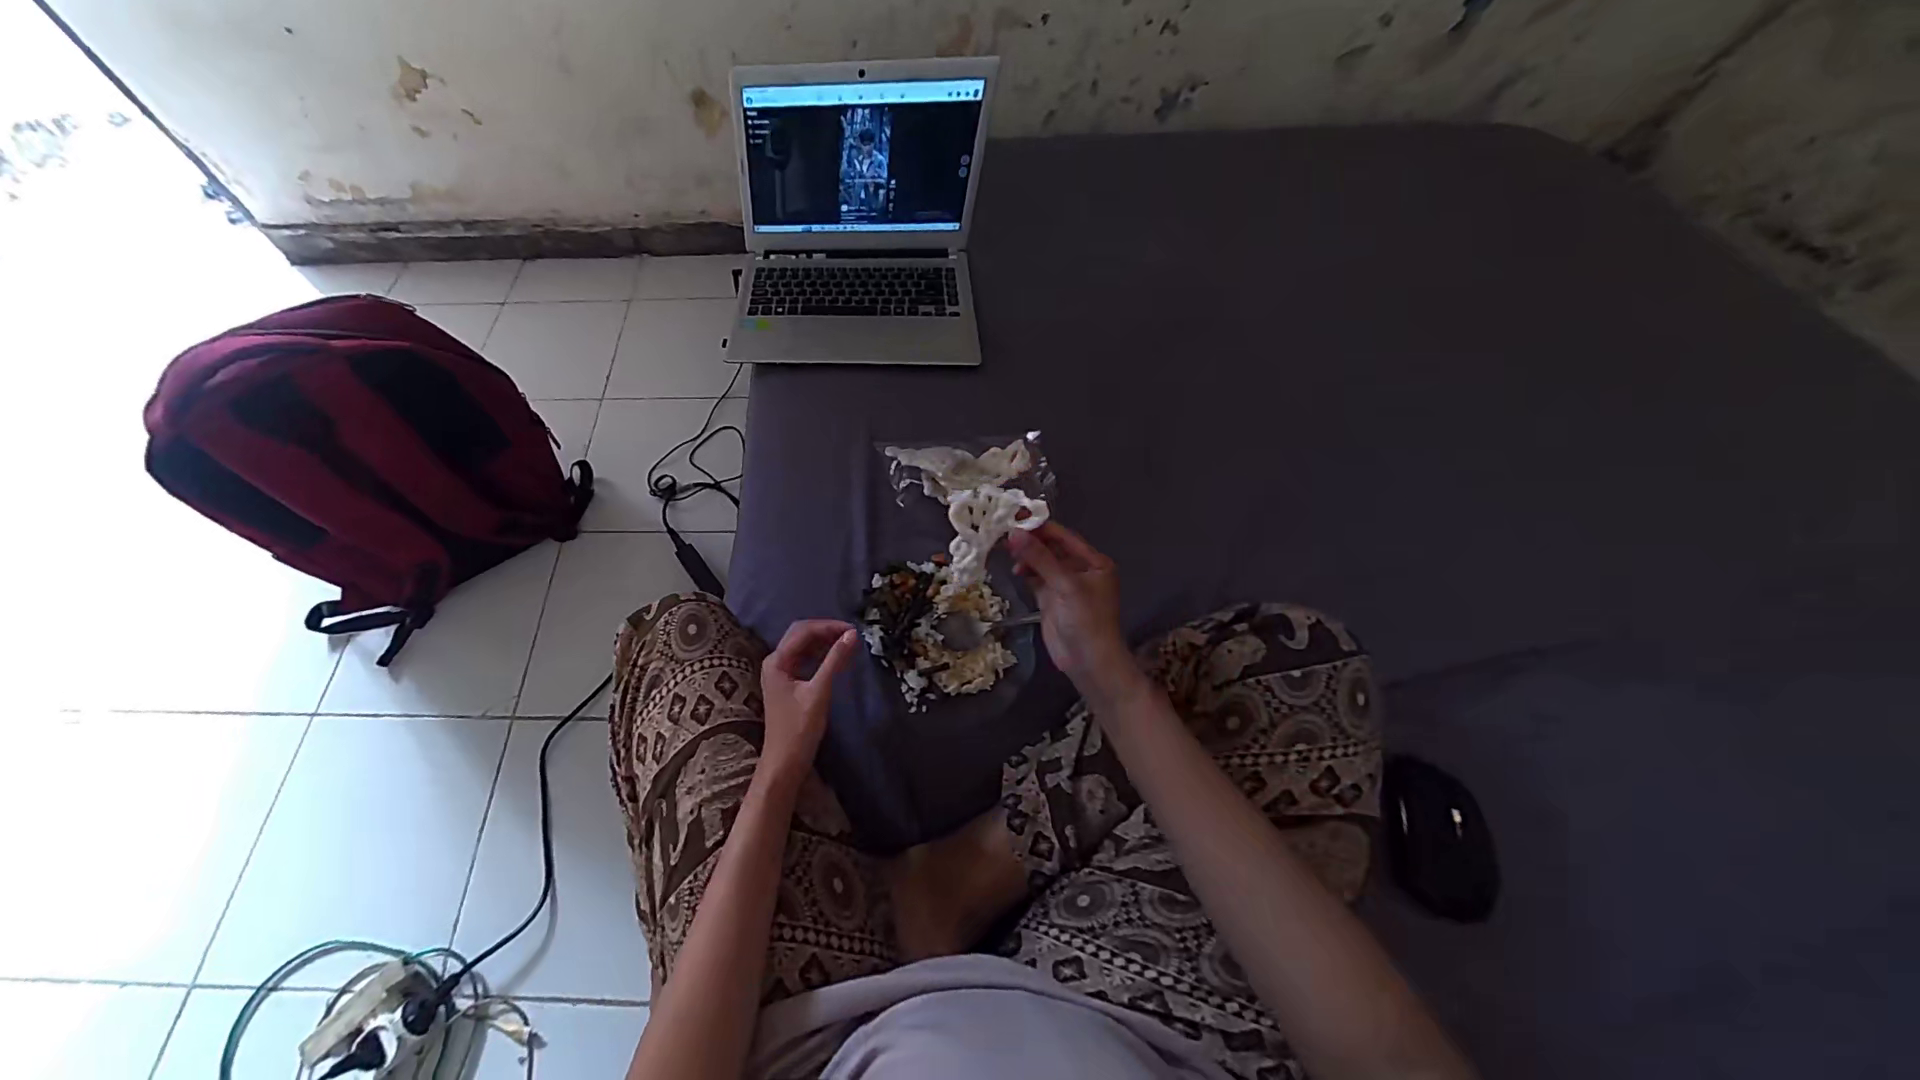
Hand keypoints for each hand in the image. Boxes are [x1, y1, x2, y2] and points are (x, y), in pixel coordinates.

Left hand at [760, 620, 858, 781]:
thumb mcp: (819, 692)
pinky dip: (822, 656)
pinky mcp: (788, 683)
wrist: (784, 763)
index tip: (853, 630)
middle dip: (827, 631)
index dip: (829, 626)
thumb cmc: (799, 729)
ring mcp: (780, 673)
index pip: (803, 631)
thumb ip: (835, 661)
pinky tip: (837, 659)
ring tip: (848, 645)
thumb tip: (852, 635)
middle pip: (802, 635)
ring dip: (825, 642)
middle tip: (852, 636)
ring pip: (804, 647)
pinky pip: (806, 660)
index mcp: (776, 661)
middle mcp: (775, 662)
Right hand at [1006, 523, 1139, 699]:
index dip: (1042, 527)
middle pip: (1052, 549)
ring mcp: (1065, 586)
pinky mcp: (1052, 600)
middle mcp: (1081, 571)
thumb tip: (1015, 533)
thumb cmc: (1087, 620)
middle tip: (1005, 532)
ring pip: (1042, 563)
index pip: (1065, 537)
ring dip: (1026, 556)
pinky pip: (1037, 579)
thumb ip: (1040, 558)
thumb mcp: (1066, 585)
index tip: (1017, 517)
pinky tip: (1015, 569)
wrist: (1089, 662)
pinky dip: (1026, 573)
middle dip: (1031, 541)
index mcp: (1094, 563)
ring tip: (1006, 549)